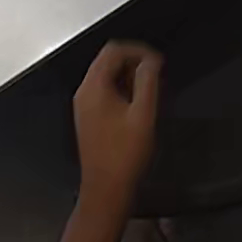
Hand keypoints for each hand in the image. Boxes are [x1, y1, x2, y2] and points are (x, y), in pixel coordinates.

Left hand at [73, 41, 162, 207]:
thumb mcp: (143, 115)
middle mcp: (84, 90)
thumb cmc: (125, 153)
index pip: (113, 50)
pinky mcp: (87, 115)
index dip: (137, 50)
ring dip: (128, 77)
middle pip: (107, 60)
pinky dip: (121, 89)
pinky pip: (103, 90)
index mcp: (94, 85)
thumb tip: (152, 61)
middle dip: (133, 63)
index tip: (158, 62)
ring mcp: (83, 103)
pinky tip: (137, 105)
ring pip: (106, 75)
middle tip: (156, 78)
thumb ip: (148, 83)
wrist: (105, 190)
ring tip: (150, 92)